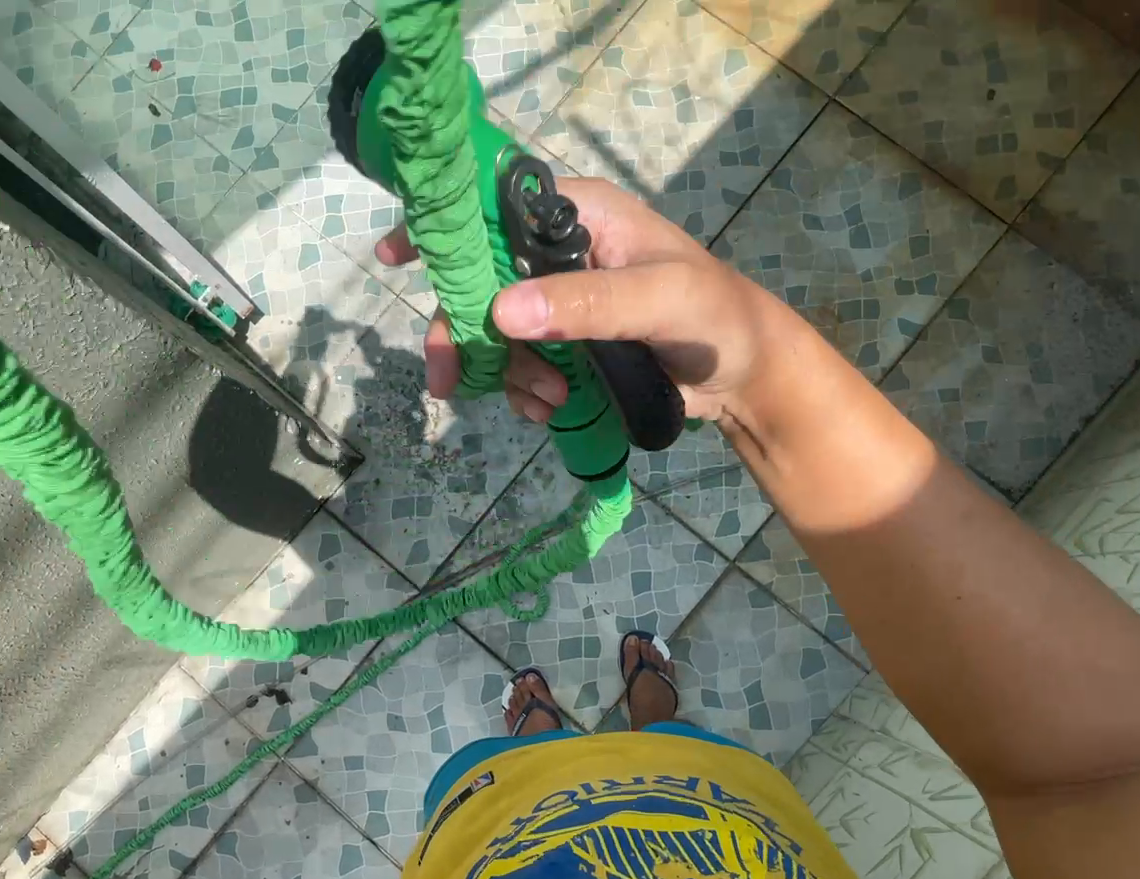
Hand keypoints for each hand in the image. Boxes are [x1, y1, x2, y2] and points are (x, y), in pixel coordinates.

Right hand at [374, 176, 797, 423]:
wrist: (743, 378)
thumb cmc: (715, 318)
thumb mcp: (659, 299)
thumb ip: (587, 302)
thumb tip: (501, 312)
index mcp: (578, 217)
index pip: (494, 207)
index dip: (444, 229)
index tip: (396, 257)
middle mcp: (559, 256)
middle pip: (480, 285)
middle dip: (466, 337)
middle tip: (449, 381)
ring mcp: (559, 307)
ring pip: (496, 338)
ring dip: (510, 376)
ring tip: (555, 400)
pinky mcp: (565, 350)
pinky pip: (519, 372)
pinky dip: (525, 396)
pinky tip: (550, 411)